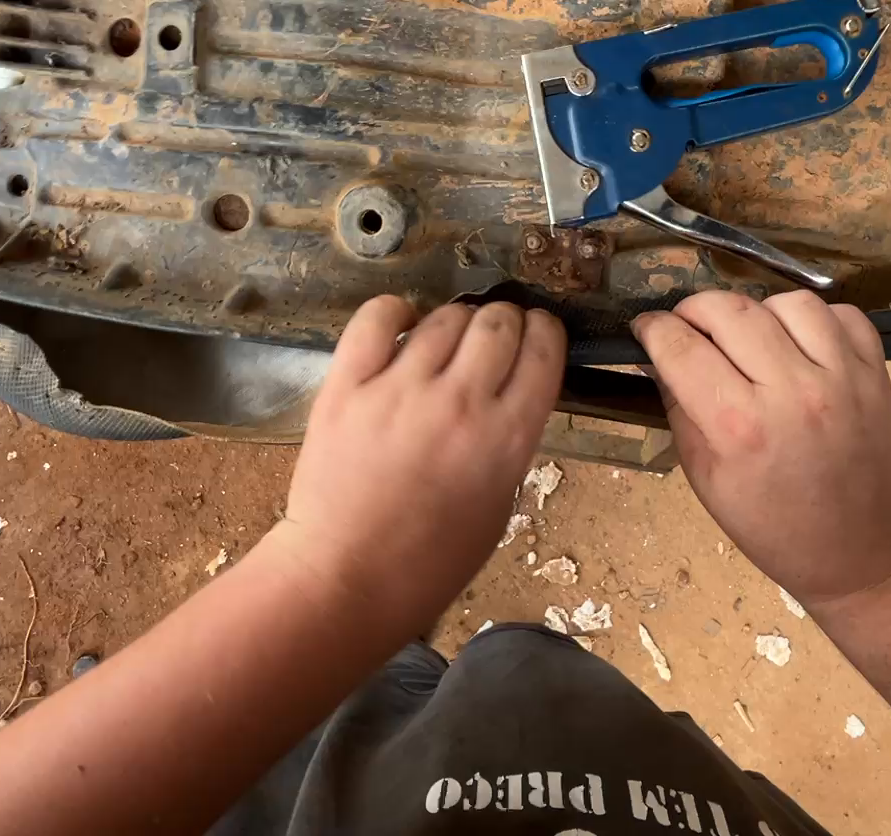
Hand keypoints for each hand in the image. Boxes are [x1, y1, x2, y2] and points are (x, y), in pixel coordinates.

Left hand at [266, 297, 566, 637]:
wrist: (346, 579)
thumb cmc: (432, 558)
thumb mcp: (500, 500)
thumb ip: (511, 437)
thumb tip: (509, 386)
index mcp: (507, 437)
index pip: (542, 349)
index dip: (544, 331)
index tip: (537, 331)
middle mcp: (460, 401)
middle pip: (498, 323)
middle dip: (506, 321)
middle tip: (494, 336)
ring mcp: (400, 389)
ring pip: (445, 317)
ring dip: (457, 321)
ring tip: (449, 339)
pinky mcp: (348, 384)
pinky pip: (378, 318)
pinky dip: (397, 311)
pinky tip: (404, 325)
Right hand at [632, 290, 890, 606]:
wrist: (854, 550)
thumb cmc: (766, 522)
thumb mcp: (701, 473)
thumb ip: (677, 404)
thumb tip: (655, 352)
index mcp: (739, 426)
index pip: (679, 347)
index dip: (652, 328)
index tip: (645, 328)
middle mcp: (791, 391)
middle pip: (728, 310)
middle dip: (692, 309)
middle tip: (686, 327)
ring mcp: (842, 378)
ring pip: (786, 302)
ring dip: (755, 310)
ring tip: (747, 336)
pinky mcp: (875, 374)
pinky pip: (841, 314)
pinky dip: (812, 319)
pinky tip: (796, 343)